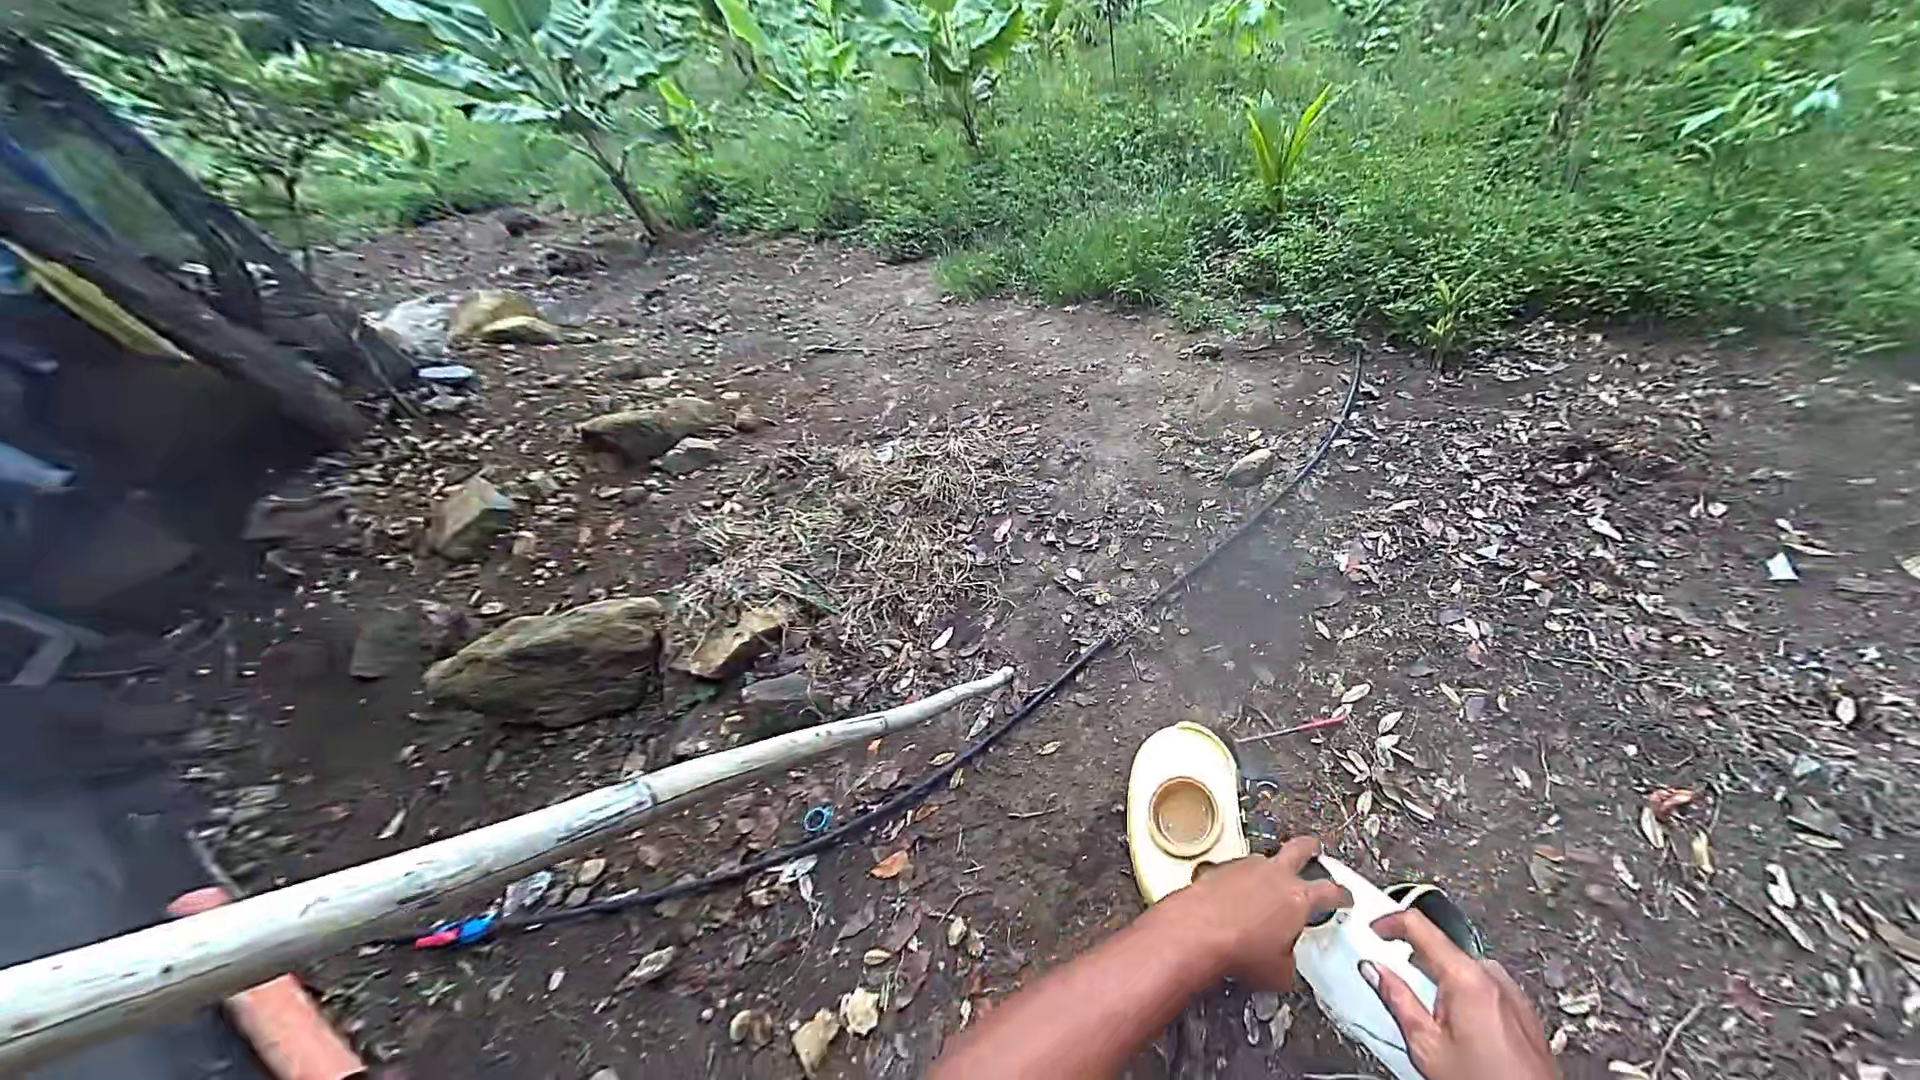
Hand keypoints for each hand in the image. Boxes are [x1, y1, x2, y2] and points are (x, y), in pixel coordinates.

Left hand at [1158, 836, 1351, 990]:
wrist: (1196, 930)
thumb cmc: (1239, 949)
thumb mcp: (1281, 970)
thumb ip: (1290, 955)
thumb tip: (1283, 955)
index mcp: (1298, 897)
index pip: (1330, 891)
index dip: (1341, 894)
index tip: (1344, 896)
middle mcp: (1272, 874)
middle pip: (1298, 849)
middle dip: (1310, 848)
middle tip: (1314, 848)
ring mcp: (1244, 866)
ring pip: (1264, 859)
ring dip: (1270, 868)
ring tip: (1271, 882)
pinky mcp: (1219, 868)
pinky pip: (1237, 870)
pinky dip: (1243, 880)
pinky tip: (1238, 896)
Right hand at [1363, 909, 1558, 1079]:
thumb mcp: (1426, 1045)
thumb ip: (1396, 999)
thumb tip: (1374, 970)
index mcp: (1466, 979)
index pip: (1419, 925)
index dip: (1389, 922)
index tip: (1374, 930)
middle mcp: (1495, 981)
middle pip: (1442, 946)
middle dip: (1413, 956)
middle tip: (1394, 974)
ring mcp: (1515, 998)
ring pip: (1464, 966)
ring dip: (1440, 974)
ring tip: (1427, 1005)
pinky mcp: (1527, 1017)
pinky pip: (1486, 986)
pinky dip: (1463, 989)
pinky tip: (1458, 1021)